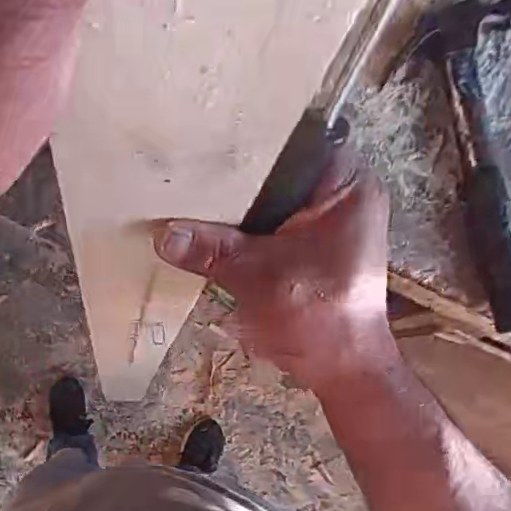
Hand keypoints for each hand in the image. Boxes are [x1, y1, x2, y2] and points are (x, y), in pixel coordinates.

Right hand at [152, 145, 394, 387]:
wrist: (339, 368)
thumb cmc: (317, 315)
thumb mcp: (256, 276)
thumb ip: (211, 250)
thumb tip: (164, 234)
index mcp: (347, 185)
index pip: (295, 143)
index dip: (251, 143)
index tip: (208, 143)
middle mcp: (341, 196)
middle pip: (279, 174)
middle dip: (237, 180)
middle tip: (192, 169)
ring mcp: (325, 225)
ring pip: (271, 203)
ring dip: (237, 209)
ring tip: (193, 196)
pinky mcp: (309, 250)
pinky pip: (269, 229)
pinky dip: (243, 233)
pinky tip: (210, 232)